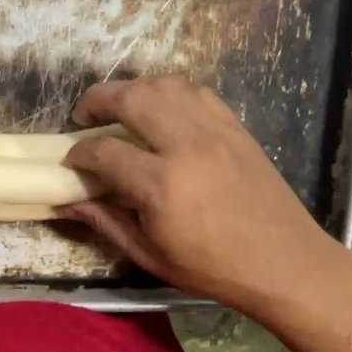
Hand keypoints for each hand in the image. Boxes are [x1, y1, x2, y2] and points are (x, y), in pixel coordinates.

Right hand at [61, 76, 350, 311]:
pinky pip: (196, 93)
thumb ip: (105, 221)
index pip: (104, 151)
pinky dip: (170, 93)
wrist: (284, 262)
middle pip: (131, 98)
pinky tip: (161, 111)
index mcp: (161, 185)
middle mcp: (186, 146)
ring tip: (120, 108)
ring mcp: (215, 131)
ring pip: (164, 85)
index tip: (70, 162)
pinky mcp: (235, 127)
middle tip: (83, 116)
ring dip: (134, 89)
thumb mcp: (149, 254)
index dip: (78, 154)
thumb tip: (68, 202)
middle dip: (97, 100)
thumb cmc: (211, 267)